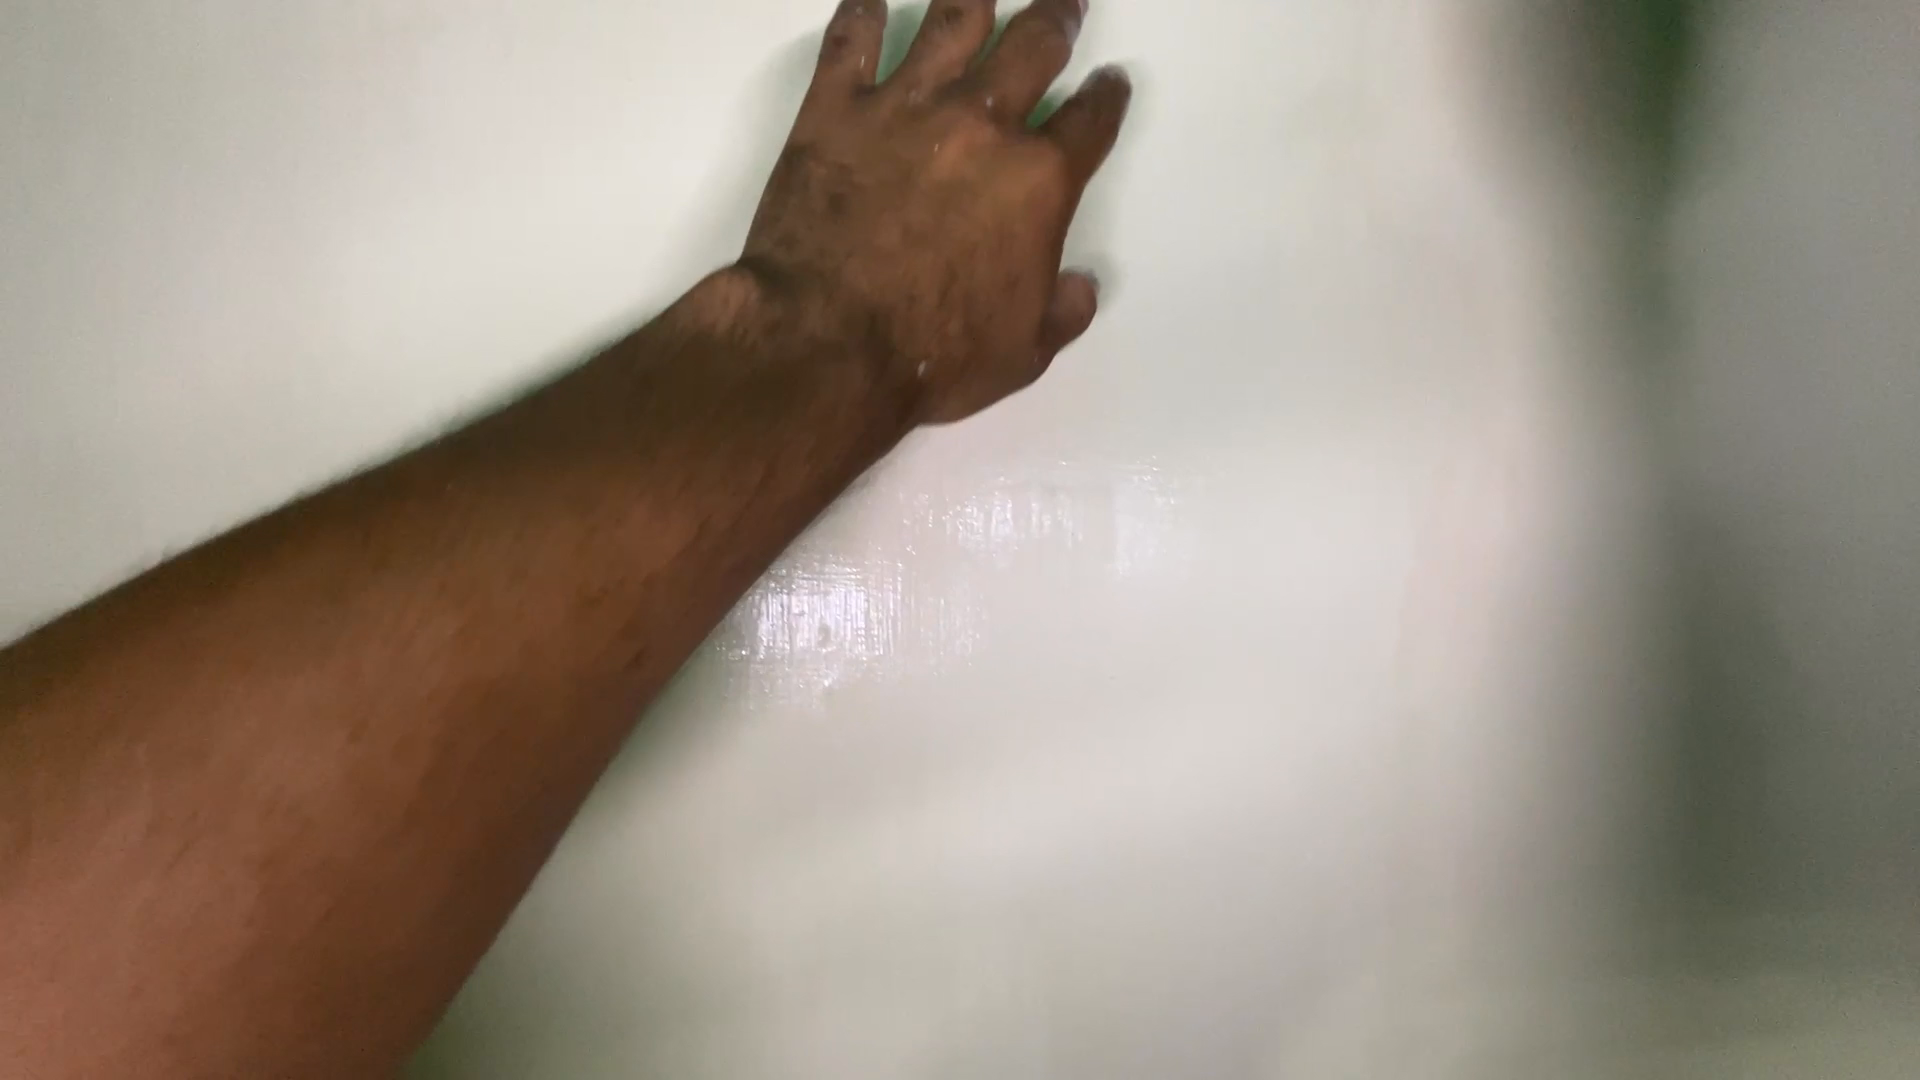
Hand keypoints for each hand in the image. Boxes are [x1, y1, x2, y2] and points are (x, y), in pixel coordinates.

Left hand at [737, 0, 1129, 423]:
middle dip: (1056, 22)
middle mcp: (980, 127)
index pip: (1089, 123)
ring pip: (952, 22)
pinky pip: (853, 39)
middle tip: (1064, 7)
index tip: (1110, 86)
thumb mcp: (1021, 356)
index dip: (1106, 101)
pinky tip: (873, 4)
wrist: (829, 345)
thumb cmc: (934, 359)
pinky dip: (865, 16)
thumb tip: (1081, 286)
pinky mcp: (833, 111)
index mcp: (1037, 184)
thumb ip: (1062, 313)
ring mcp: (904, 109)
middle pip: (1032, 48)